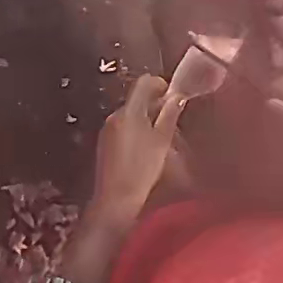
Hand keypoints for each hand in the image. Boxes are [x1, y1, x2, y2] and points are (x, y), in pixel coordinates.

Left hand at [90, 75, 184, 225]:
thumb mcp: (162, 141)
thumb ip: (169, 114)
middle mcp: (115, 115)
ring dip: (146, 117)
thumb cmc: (142, 169)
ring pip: (130, 113)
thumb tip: (177, 96)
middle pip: (137, 98)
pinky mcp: (105, 142)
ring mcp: (107, 129)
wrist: (115, 199)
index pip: (144, 82)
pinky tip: (145, 147)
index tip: (173, 96)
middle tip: (172, 118)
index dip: (160, 85)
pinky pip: (123, 126)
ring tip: (162, 136)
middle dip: (155, 103)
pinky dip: (136, 129)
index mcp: (129, 111)